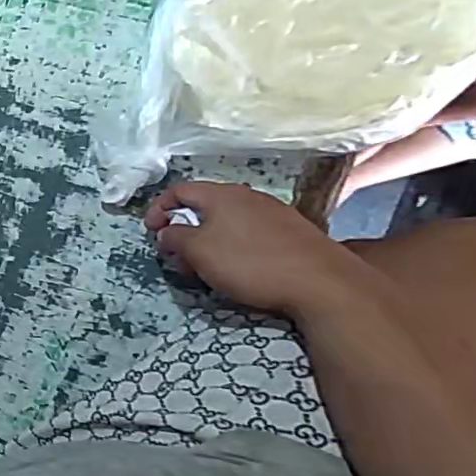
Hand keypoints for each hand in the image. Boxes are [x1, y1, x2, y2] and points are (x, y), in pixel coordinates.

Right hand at [145, 181, 376, 314]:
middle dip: (183, 229)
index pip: (179, 190)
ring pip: (227, 221)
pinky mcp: (293, 233)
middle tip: (176, 256)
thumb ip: (175, 237)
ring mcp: (274, 213)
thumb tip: (168, 231)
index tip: (151, 232)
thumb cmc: (249, 263)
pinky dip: (233, 245)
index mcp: (221, 194)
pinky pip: (250, 232)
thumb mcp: (197, 251)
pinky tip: (238, 268)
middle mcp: (247, 196)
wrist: (323, 284)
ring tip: (205, 266)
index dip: (158, 209)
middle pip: (204, 206)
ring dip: (208, 240)